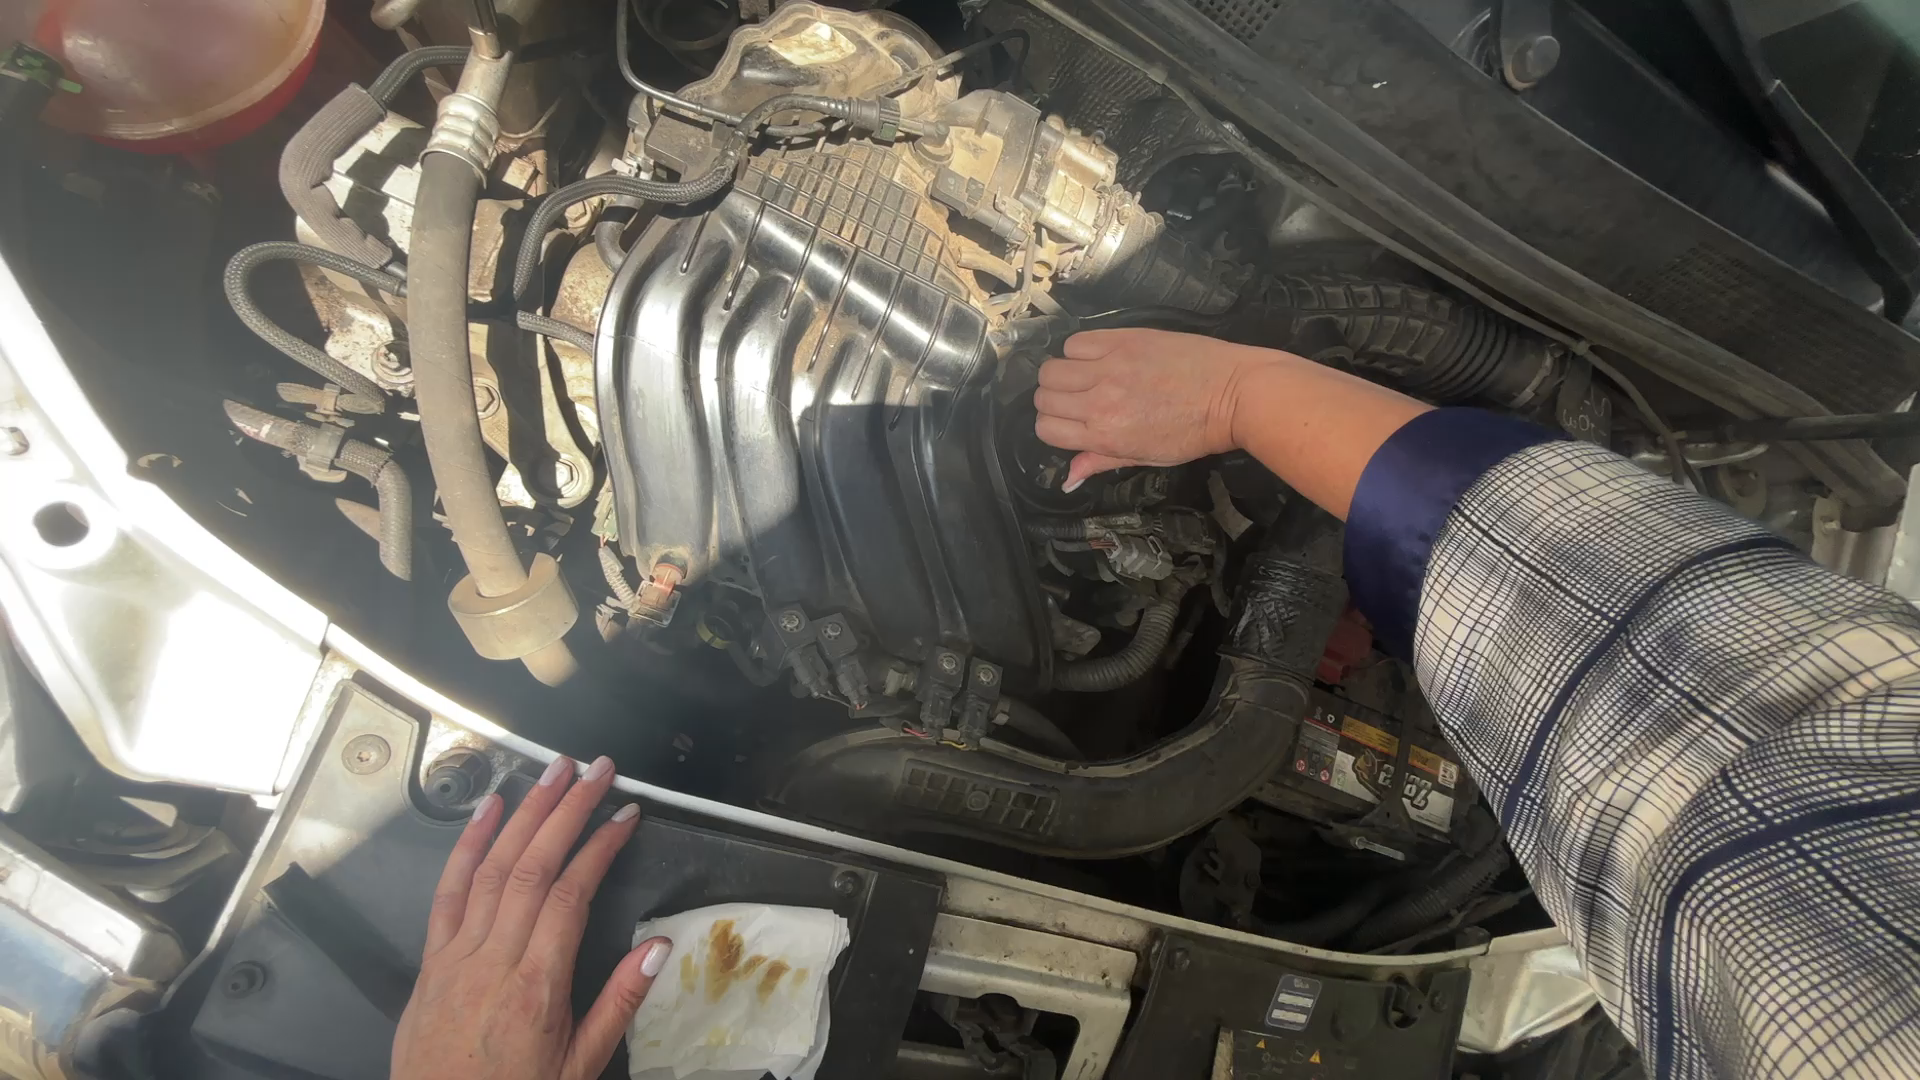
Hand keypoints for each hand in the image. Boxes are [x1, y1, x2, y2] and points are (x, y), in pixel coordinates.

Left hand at [392, 755, 671, 1079]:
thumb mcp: (580, 1065)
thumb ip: (620, 1002)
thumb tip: (659, 945)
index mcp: (535, 987)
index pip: (571, 895)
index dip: (601, 847)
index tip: (627, 815)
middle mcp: (492, 962)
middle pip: (532, 867)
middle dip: (568, 810)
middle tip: (596, 770)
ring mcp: (455, 958)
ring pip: (492, 870)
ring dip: (526, 812)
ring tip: (553, 771)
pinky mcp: (430, 963)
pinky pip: (447, 894)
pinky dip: (467, 846)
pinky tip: (487, 810)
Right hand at [1032, 328, 1297, 491]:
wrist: (1234, 393)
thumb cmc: (1193, 433)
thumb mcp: (1145, 457)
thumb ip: (1100, 462)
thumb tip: (1067, 480)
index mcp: (1103, 435)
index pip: (1046, 428)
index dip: (1053, 427)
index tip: (1070, 424)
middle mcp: (1098, 401)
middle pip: (1044, 397)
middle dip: (1054, 402)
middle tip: (1076, 401)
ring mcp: (1109, 367)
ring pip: (1052, 368)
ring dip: (1062, 375)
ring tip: (1085, 377)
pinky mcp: (1123, 339)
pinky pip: (1076, 341)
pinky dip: (1079, 350)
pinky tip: (1099, 358)